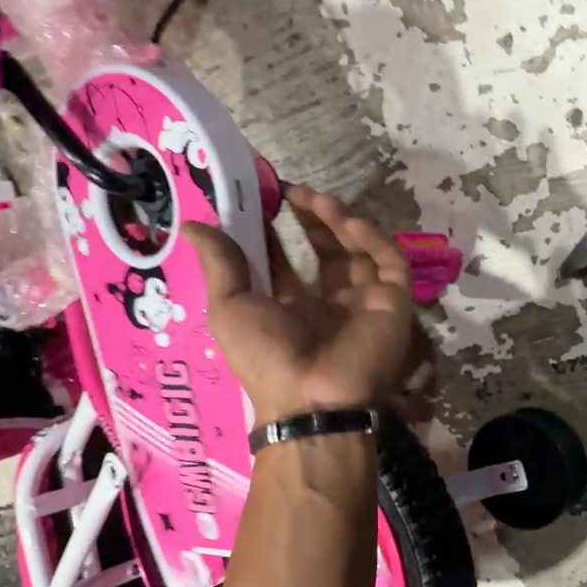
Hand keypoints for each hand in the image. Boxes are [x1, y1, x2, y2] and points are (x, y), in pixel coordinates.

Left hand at [186, 185, 417, 423]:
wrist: (314, 397)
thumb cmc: (267, 357)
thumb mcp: (230, 307)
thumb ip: (220, 263)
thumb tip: (194, 223)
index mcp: (291, 306)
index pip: (286, 258)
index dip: (274, 225)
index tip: (259, 192)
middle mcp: (330, 302)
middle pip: (326, 250)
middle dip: (308, 218)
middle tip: (288, 189)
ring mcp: (364, 301)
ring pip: (359, 251)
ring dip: (338, 222)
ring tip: (312, 198)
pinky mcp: (393, 302)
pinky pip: (389, 262)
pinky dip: (372, 237)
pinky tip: (346, 220)